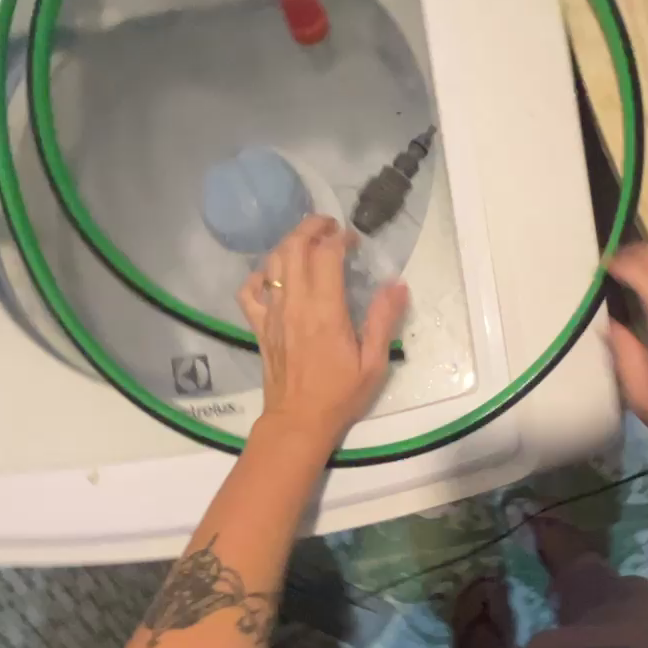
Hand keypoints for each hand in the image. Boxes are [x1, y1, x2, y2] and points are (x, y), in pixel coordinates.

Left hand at [238, 216, 409, 453]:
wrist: (298, 421)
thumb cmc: (340, 395)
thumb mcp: (373, 362)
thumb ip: (383, 320)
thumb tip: (397, 285)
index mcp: (325, 311)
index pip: (326, 255)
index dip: (340, 238)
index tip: (354, 240)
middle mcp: (295, 304)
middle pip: (293, 247)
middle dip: (311, 228)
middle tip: (329, 227)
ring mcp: (272, 314)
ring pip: (272, 263)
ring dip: (289, 244)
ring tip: (308, 243)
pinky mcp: (260, 326)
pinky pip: (249, 291)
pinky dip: (260, 275)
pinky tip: (275, 276)